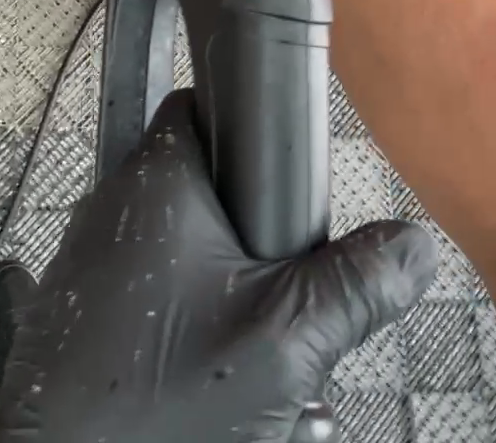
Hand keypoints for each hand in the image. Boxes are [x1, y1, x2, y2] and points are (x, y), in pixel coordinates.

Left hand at [0, 92, 436, 442]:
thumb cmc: (163, 386)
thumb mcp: (282, 339)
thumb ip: (353, 286)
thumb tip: (413, 242)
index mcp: (156, 177)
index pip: (199, 108)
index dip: (246, 129)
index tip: (284, 180)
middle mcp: (115, 197)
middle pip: (197, 179)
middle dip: (246, 224)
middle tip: (281, 282)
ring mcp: (92, 245)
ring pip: (177, 236)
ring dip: (219, 274)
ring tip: (249, 335)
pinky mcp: (83, 292)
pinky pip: (148, 277)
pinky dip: (182, 302)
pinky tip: (205, 357)